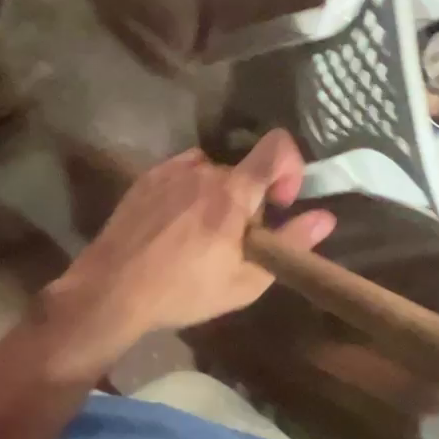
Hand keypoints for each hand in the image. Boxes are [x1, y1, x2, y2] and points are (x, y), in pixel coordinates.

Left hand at [47, 130, 335, 345]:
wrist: (113, 289)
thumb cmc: (184, 291)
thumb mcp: (245, 280)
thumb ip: (290, 244)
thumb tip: (325, 217)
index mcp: (232, 192)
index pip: (277, 147)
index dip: (291, 168)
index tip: (281, 204)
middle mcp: (203, 171)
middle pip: (243, 173)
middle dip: (249, 202)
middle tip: (234, 244)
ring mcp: (169, 172)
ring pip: (210, 176)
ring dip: (216, 199)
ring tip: (200, 240)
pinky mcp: (145, 180)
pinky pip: (181, 176)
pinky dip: (189, 195)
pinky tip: (175, 229)